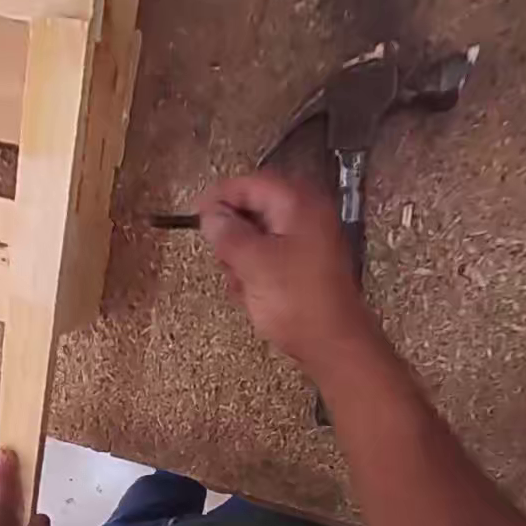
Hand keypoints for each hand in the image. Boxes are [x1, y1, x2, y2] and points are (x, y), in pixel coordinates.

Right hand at [197, 172, 383, 377]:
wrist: (330, 342)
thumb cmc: (298, 301)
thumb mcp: (253, 263)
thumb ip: (227, 234)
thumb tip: (210, 215)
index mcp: (298, 204)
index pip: (251, 184)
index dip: (219, 196)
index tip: (195, 213)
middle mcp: (307, 216)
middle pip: (255, 210)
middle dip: (232, 234)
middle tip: (220, 255)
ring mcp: (308, 243)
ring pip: (260, 238)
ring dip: (241, 258)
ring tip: (237, 283)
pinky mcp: (304, 268)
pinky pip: (270, 260)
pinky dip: (254, 273)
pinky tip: (250, 294)